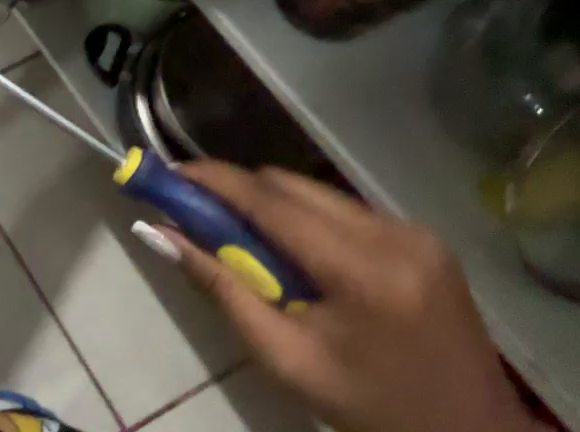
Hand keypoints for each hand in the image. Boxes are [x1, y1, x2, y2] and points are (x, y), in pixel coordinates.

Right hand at [163, 163, 544, 431]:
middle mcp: (393, 235)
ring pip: (311, 191)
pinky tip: (291, 250)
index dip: (211, 180)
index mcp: (362, 271)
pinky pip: (339, 208)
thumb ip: (219, 287)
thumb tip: (156, 232)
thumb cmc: (372, 408)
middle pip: (287, 185)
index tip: (165, 173)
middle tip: (193, 209)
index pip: (268, 200)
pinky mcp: (423, 237)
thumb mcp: (284, 357)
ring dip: (268, 203)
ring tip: (240, 236)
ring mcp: (415, 232)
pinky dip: (302, 217)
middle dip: (234, 190)